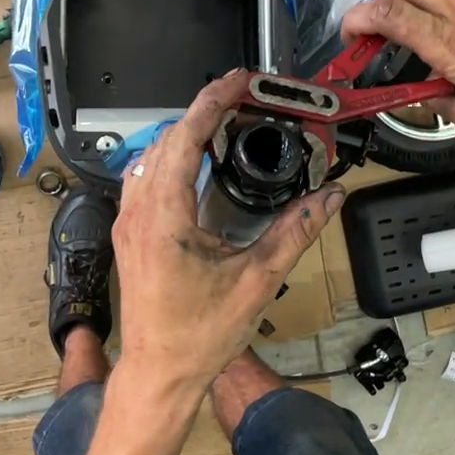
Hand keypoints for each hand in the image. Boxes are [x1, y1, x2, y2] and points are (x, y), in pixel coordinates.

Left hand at [112, 72, 343, 392]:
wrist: (158, 373)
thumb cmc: (197, 336)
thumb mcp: (256, 282)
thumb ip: (294, 233)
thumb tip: (327, 198)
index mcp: (164, 218)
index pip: (184, 138)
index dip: (212, 102)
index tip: (237, 82)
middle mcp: (138, 213)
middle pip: (166, 139)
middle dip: (202, 112)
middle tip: (241, 100)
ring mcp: (127, 223)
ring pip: (150, 156)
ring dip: (184, 133)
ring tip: (220, 123)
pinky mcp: (129, 234)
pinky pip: (143, 178)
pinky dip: (170, 158)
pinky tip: (193, 163)